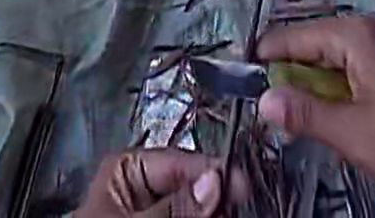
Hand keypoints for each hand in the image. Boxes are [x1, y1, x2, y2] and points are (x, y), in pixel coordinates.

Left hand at [74, 149, 228, 217]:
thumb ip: (174, 210)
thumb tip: (216, 179)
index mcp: (129, 172)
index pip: (180, 162)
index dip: (213, 173)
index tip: (245, 187)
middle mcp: (145, 193)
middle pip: (192, 191)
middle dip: (215, 206)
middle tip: (241, 211)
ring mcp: (156, 215)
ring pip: (193, 213)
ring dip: (211, 216)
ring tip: (234, 215)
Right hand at [255, 15, 374, 217]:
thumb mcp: (356, 136)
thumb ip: (304, 114)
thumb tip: (262, 101)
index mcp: (360, 34)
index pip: (297, 36)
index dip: (266, 55)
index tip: (240, 72)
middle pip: (318, 42)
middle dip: (293, 70)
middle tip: (269, 101)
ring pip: (340, 56)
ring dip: (318, 81)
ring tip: (301, 112)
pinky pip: (362, 65)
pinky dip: (343, 84)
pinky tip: (341, 112)